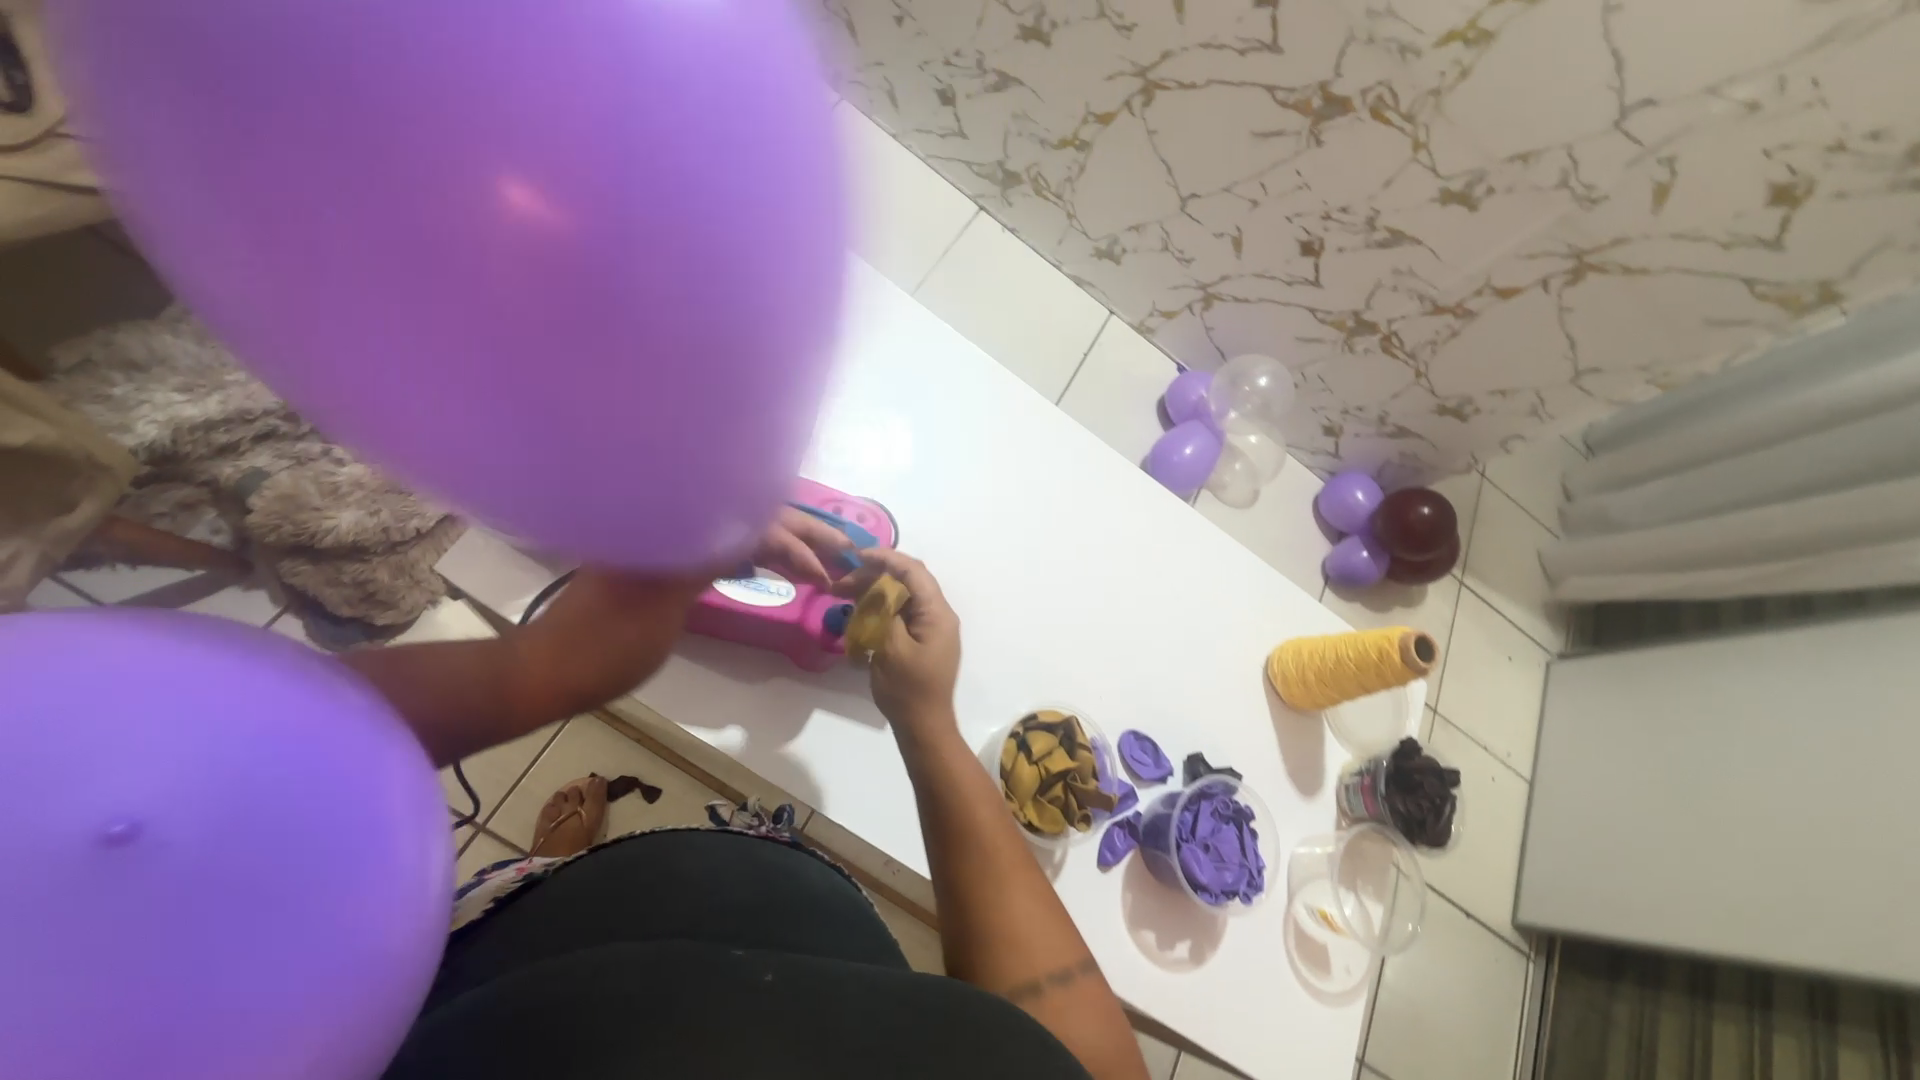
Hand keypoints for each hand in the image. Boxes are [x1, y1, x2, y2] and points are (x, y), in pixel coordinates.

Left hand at [510, 511, 853, 714]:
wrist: (550, 670)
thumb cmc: (607, 645)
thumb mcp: (666, 603)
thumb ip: (711, 559)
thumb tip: (762, 529)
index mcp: (674, 528)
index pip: (751, 522)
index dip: (797, 544)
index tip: (830, 573)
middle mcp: (673, 525)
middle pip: (749, 514)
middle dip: (800, 532)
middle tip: (844, 551)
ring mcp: (668, 543)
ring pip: (738, 529)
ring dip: (780, 541)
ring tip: (820, 558)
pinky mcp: (663, 563)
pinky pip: (719, 546)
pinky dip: (752, 554)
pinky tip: (770, 564)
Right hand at [834, 549, 961, 742]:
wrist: (924, 726)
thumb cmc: (908, 690)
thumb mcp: (891, 648)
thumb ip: (886, 612)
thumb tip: (879, 589)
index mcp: (937, 613)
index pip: (914, 571)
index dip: (886, 558)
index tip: (856, 557)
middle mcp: (939, 614)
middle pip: (908, 581)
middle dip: (875, 576)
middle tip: (842, 583)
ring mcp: (932, 628)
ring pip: (903, 596)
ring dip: (875, 592)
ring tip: (845, 596)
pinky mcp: (922, 640)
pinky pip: (902, 614)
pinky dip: (881, 609)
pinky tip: (859, 615)